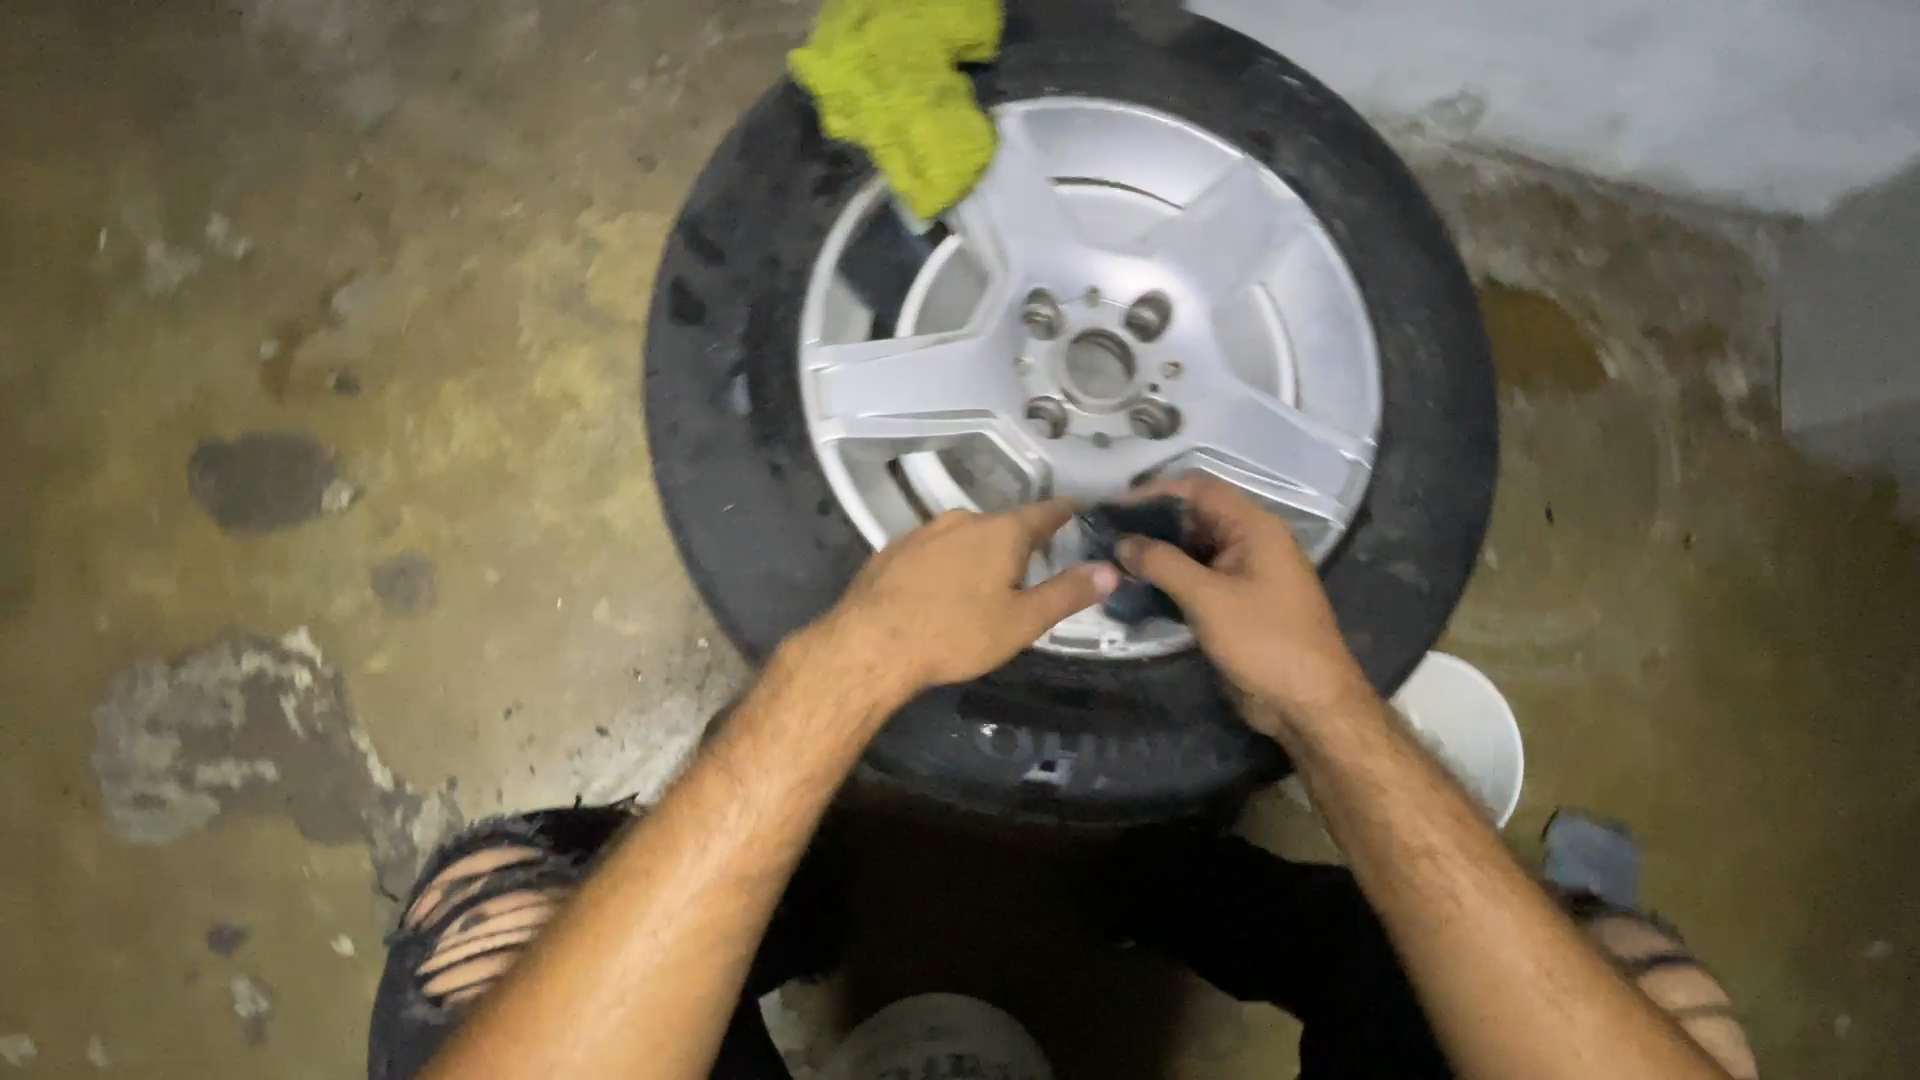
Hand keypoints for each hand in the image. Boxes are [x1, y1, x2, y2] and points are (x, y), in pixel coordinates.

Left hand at [811, 500, 1118, 700]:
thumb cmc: (956, 634)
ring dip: (978, 555)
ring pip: (964, 537)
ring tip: (981, 588)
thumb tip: (1111, 570)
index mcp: (1001, 532)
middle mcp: (962, 520)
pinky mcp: (892, 550)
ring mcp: (922, 531)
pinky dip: (945, 564)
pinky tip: (937, 593)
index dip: (1064, 512)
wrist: (870, 645)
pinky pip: (932, 551)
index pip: (1045, 512)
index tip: (1078, 511)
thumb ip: (1067, 593)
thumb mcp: (1022, 622)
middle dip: (1018, 545)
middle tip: (1027, 575)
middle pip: (1002, 526)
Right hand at [1116, 474, 1373, 737]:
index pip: (1199, 489)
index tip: (1114, 507)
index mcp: (1255, 528)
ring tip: (1114, 558)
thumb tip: (1122, 542)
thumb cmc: (1264, 641)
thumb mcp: (1208, 598)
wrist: (1308, 703)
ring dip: (1158, 552)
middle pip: (1196, 517)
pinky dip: (1170, 578)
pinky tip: (1138, 586)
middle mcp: (1251, 542)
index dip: (1155, 492)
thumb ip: (1162, 563)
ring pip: (1195, 549)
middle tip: (1107, 534)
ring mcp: (1245, 574)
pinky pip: (1199, 578)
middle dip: (1152, 523)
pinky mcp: (1236, 602)